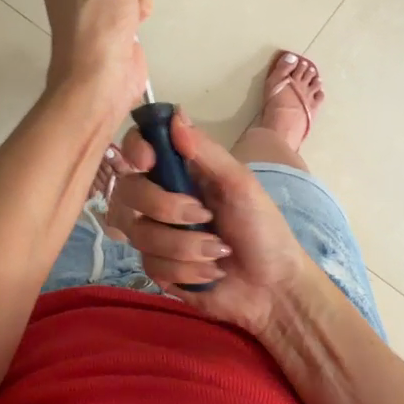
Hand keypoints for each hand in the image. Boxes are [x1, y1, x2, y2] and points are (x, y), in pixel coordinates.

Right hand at [105, 113, 312, 336]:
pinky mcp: (156, 267)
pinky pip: (152, 264)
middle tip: (204, 216)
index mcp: (178, 171)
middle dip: (166, 208)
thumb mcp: (240, 184)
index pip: (137, 147)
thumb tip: (175, 115)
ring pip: (140, 232)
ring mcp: (154, 233)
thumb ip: (206, 151)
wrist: (274, 289)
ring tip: (219, 252)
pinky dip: (188, 270)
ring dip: (187, 246)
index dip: (134, 149)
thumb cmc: (262, 228)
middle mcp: (158, 198)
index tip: (148, 161)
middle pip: (128, 190)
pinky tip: (212, 273)